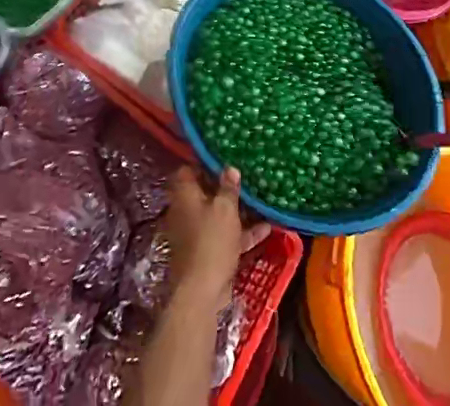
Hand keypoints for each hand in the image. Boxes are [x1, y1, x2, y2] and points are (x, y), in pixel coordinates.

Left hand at [163, 167, 270, 304]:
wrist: (201, 290)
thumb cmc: (212, 240)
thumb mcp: (225, 209)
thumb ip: (228, 187)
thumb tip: (230, 168)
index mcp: (184, 196)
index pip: (188, 170)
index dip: (205, 163)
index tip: (224, 160)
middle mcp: (185, 212)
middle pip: (204, 193)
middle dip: (224, 188)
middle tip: (245, 179)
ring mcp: (195, 234)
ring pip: (216, 216)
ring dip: (237, 211)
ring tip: (259, 201)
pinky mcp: (206, 252)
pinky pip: (224, 236)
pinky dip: (241, 233)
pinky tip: (265, 230)